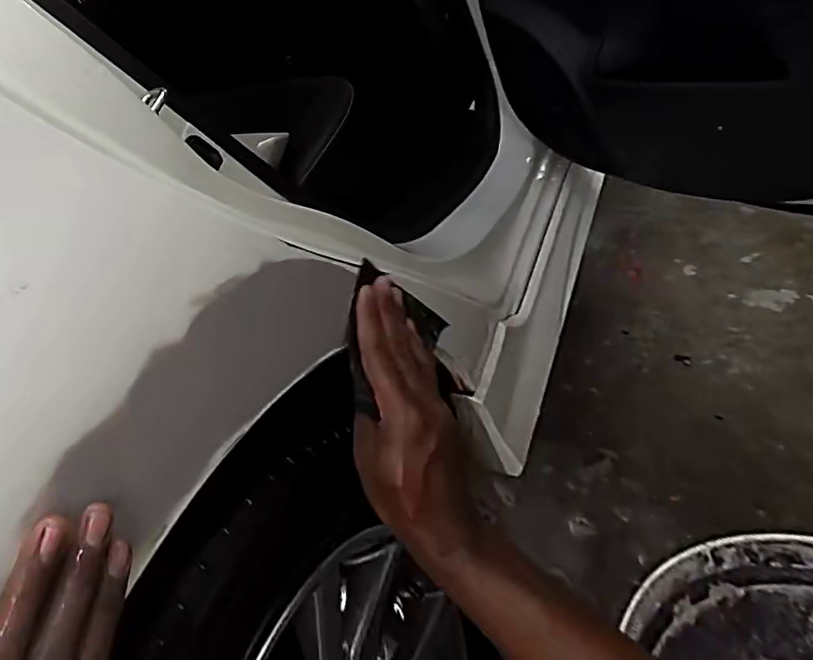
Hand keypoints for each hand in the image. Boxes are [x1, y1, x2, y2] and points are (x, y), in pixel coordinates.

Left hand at [0, 503, 129, 659]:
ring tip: (48, 530)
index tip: (118, 545)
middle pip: (57, 635)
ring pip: (8, 638)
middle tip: (94, 517)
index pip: (88, 647)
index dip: (107, 595)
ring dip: (31, 582)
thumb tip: (82, 604)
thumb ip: (56, 647)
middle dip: (80, 572)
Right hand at [351, 278, 488, 568]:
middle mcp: (424, 402)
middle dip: (388, 311)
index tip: (365, 295)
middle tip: (381, 284)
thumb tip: (366, 389)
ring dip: (403, 322)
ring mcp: (437, 406)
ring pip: (416, 353)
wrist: (447, 528)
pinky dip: (416, 344)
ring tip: (395, 298)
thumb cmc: (403, 500)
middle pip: (401, 346)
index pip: (381, 354)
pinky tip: (412, 333)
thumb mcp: (368, 457)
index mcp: (402, 412)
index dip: (371, 321)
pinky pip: (425, 367)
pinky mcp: (443, 412)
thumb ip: (367, 415)